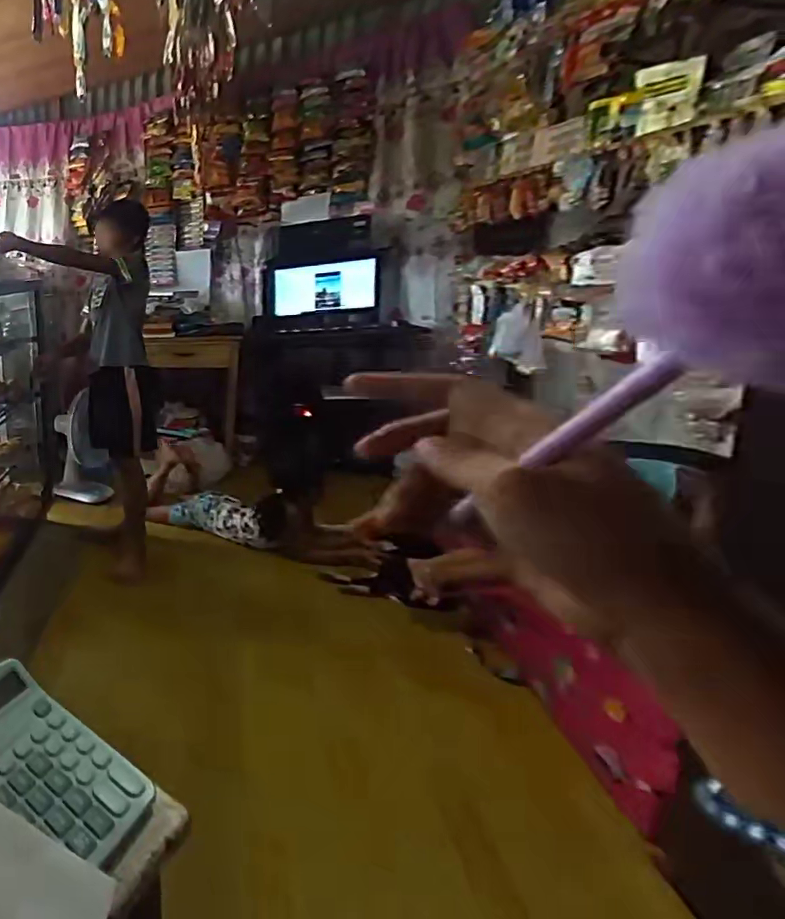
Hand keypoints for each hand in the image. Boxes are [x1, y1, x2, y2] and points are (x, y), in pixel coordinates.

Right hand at [345, 373, 700, 643]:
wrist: (649, 612)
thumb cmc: (584, 536)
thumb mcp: (512, 489)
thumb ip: (457, 461)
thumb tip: (420, 446)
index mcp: (529, 434)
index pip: (457, 394)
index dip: (402, 387)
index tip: (350, 388)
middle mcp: (521, 458)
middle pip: (443, 438)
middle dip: (399, 447)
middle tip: (360, 459)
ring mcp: (519, 499)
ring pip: (444, 485)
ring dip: (409, 502)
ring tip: (385, 526)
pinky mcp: (515, 537)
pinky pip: (458, 526)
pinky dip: (434, 538)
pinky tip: (419, 559)